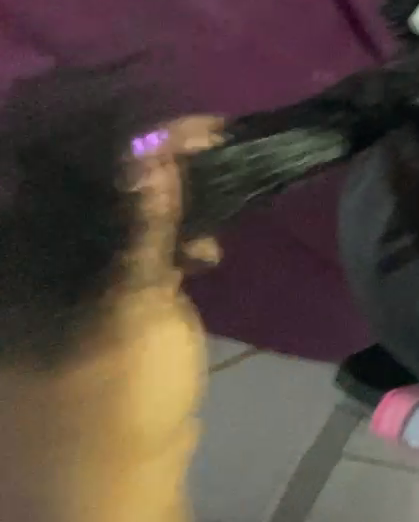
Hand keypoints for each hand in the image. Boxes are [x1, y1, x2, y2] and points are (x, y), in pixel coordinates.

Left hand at [1, 116, 223, 520]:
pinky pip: (133, 251)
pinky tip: (205, 254)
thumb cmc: (113, 396)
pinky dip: (171, 242)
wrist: (117, 471)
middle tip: (221, 152)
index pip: (59, 180)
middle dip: (157, 168)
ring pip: (118, 219)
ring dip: (171, 206)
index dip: (124, 143)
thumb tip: (152, 148)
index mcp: (18, 271)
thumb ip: (141, 227)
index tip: (199, 126)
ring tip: (217, 214)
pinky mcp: (98, 304)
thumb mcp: (132, 308)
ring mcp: (62, 290)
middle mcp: (28, 271)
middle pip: (90, 194)